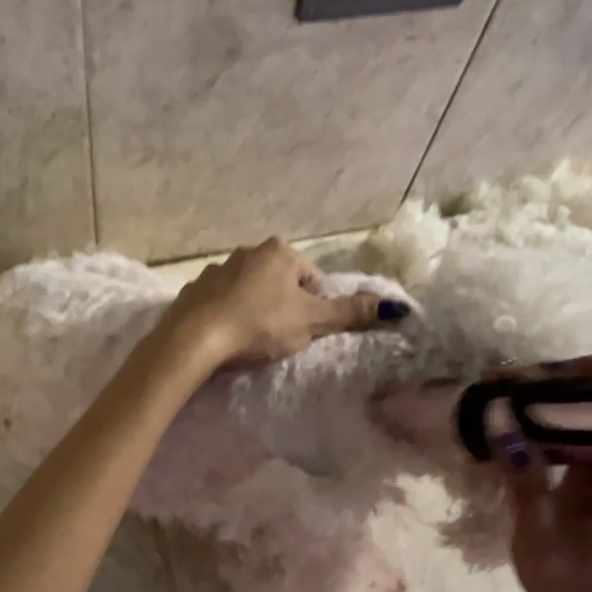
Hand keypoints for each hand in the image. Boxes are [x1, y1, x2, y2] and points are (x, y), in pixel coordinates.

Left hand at [157, 238, 399, 368]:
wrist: (194, 339)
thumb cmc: (260, 325)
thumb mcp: (311, 321)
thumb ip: (351, 313)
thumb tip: (398, 307)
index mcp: (280, 251)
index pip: (312, 278)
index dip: (315, 307)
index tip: (305, 330)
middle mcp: (247, 251)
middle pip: (281, 282)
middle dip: (285, 307)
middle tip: (281, 338)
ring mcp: (217, 269)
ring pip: (249, 291)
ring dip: (256, 311)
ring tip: (253, 340)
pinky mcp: (193, 291)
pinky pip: (221, 303)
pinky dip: (228, 316)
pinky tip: (227, 338)